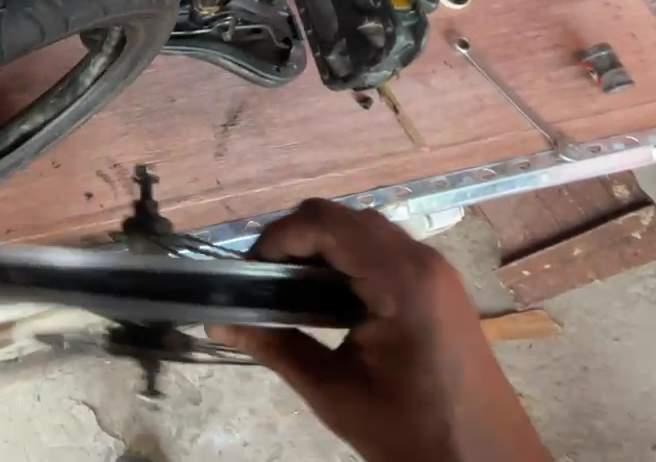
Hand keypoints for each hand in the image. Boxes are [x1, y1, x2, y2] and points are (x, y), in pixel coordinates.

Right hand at [209, 199, 550, 461]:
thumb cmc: (416, 438)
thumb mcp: (336, 395)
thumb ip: (275, 347)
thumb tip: (216, 324)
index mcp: (401, 279)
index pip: (323, 222)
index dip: (277, 237)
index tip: (248, 272)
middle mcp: (421, 260)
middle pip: (340, 217)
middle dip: (294, 239)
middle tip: (262, 280)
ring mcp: (435, 270)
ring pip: (359, 228)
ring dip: (319, 246)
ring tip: (288, 286)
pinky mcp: (438, 285)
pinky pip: (380, 248)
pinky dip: (345, 257)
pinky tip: (327, 296)